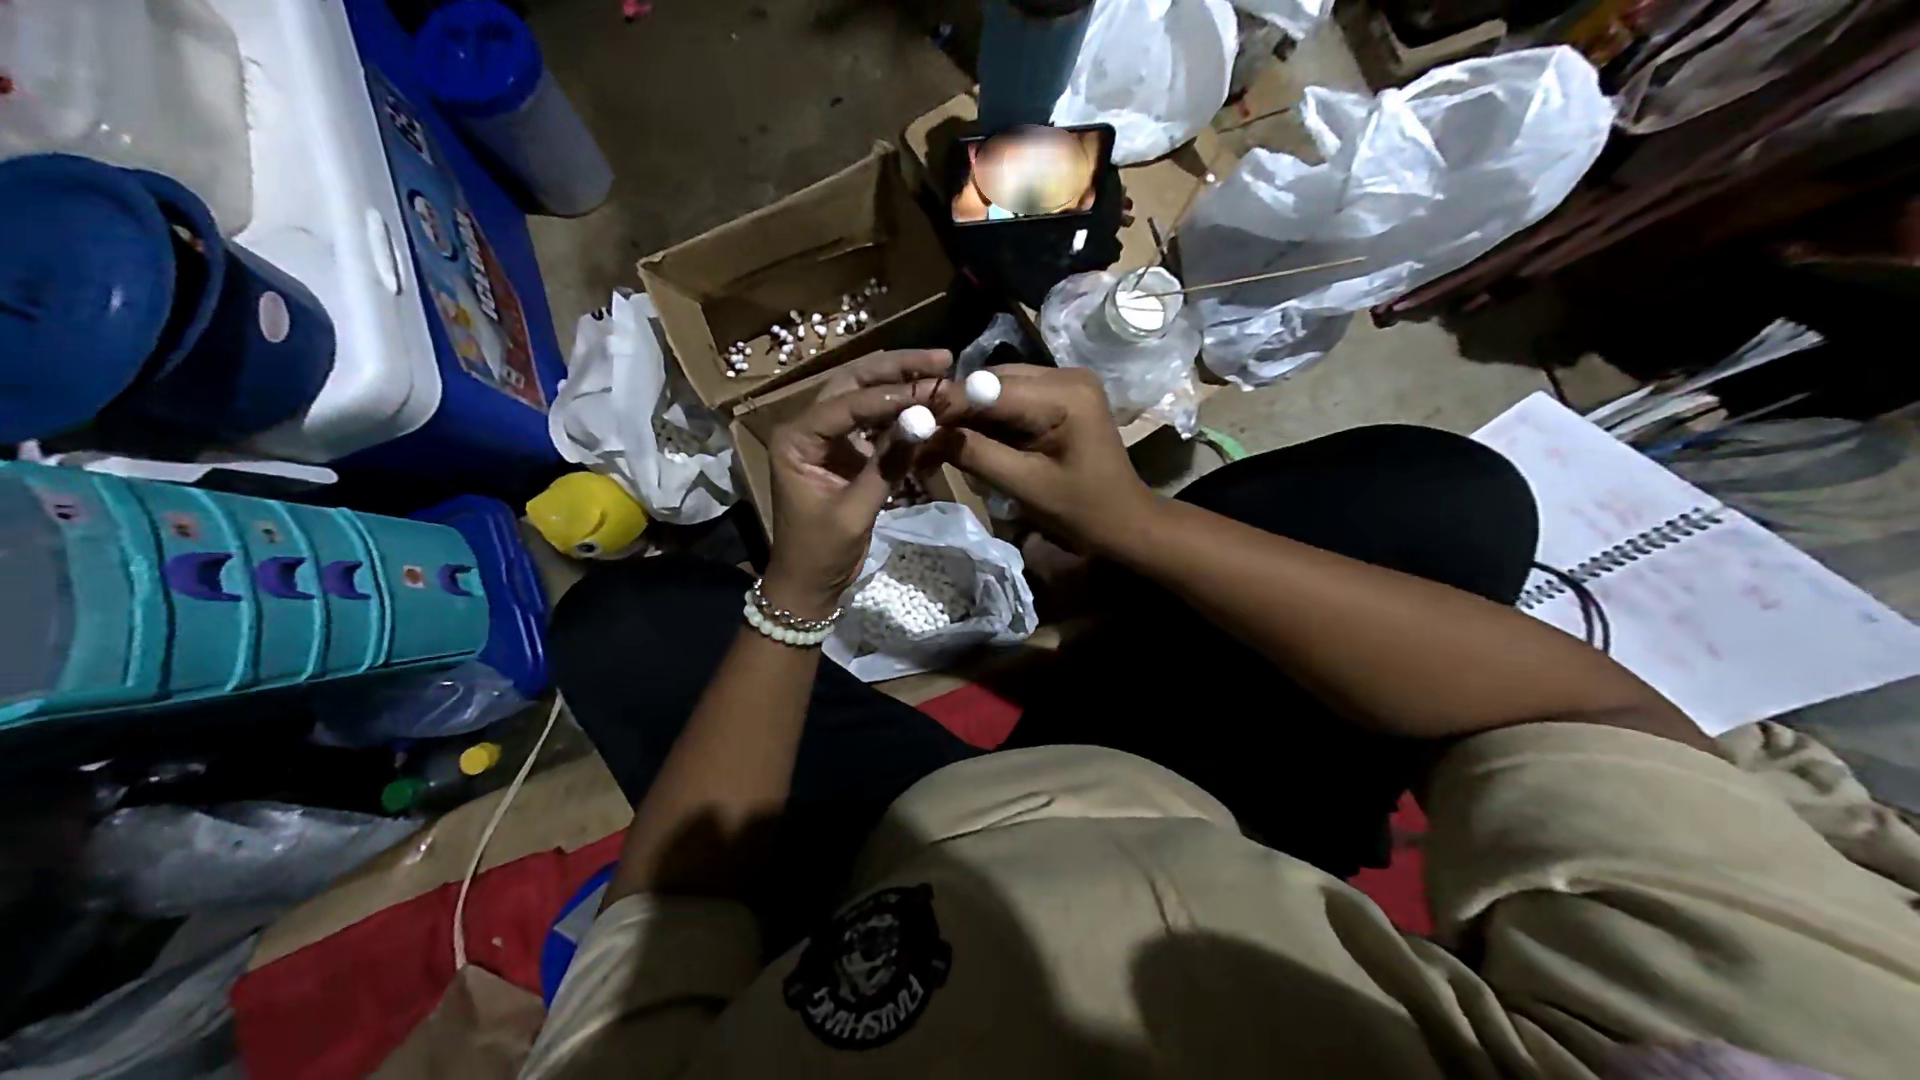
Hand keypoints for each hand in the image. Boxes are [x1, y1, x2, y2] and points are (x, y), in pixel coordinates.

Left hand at [763, 349, 950, 616]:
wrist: (808, 584)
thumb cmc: (819, 552)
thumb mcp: (853, 512)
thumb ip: (886, 465)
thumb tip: (923, 422)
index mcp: (796, 439)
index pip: (847, 404)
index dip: (890, 394)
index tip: (931, 387)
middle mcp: (810, 429)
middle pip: (854, 384)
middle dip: (896, 369)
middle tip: (941, 358)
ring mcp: (830, 440)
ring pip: (867, 399)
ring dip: (902, 386)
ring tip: (941, 372)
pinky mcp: (849, 454)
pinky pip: (877, 427)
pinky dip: (904, 418)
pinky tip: (931, 408)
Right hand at [932, 365, 1156, 553]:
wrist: (1125, 521)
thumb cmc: (1081, 511)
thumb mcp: (1024, 485)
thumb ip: (975, 453)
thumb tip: (924, 432)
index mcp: (1065, 395)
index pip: (990, 389)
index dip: (946, 405)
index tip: (909, 424)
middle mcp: (1067, 375)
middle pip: (992, 382)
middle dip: (955, 410)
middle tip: (920, 435)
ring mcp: (1066, 382)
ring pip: (998, 388)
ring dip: (969, 414)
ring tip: (938, 440)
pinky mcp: (1062, 395)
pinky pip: (1013, 398)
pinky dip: (988, 418)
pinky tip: (968, 438)